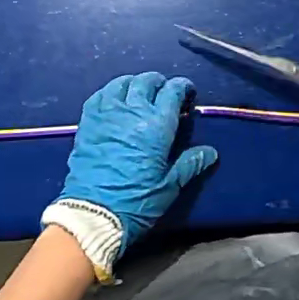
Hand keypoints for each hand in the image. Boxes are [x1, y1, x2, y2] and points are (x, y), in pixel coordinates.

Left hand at [59, 72, 217, 245]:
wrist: (91, 217)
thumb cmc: (136, 202)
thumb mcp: (170, 185)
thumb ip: (190, 164)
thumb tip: (211, 152)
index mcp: (158, 126)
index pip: (173, 90)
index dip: (183, 87)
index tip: (187, 94)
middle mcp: (133, 113)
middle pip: (147, 82)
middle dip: (160, 83)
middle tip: (164, 93)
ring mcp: (108, 117)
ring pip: (122, 84)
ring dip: (134, 83)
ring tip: (140, 92)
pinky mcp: (88, 125)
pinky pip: (99, 96)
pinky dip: (110, 92)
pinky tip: (115, 99)